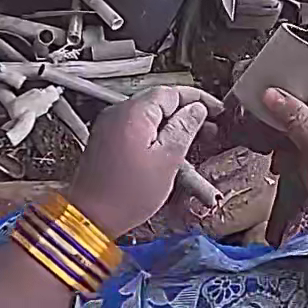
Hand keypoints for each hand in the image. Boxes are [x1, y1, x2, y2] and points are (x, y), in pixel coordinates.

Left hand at [66, 86, 217, 235]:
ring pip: (149, 118)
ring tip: (196, 143)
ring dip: (173, 128)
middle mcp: (118, 113)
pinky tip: (170, 155)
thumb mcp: (167, 160)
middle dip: (187, 114)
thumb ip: (184, 129)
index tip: (217, 110)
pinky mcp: (106, 141)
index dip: (197, 99)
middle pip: (159, 103)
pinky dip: (155, 138)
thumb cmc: (126, 194)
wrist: (90, 215)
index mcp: (134, 113)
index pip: (170, 92)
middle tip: (210, 129)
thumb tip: (197, 109)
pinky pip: (136, 131)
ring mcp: (109, 126)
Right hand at [261, 83, 307, 224]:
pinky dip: (289, 147)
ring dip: (287, 131)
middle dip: (290, 110)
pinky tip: (281, 157)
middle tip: (272, 111)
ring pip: (303, 122)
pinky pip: (300, 142)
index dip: (305, 81)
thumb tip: (272, 94)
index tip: (280, 80)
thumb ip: (295, 118)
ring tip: (276, 138)